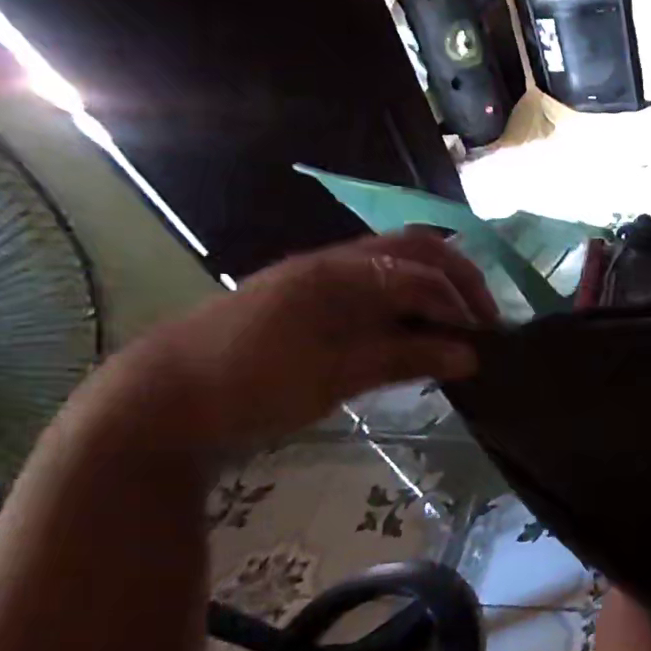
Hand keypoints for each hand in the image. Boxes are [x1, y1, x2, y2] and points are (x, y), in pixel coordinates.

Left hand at [95, 227, 497, 451]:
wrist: (163, 399)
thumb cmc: (251, 386)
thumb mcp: (335, 377)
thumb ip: (406, 359)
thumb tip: (472, 357)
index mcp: (338, 275)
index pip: (422, 275)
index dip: (461, 304)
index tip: (488, 342)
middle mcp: (334, 265)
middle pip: (415, 251)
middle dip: (459, 279)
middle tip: (485, 321)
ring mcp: (321, 280)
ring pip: (397, 265)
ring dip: (436, 288)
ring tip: (459, 327)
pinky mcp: (312, 301)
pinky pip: (376, 288)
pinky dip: (409, 303)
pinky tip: (417, 334)